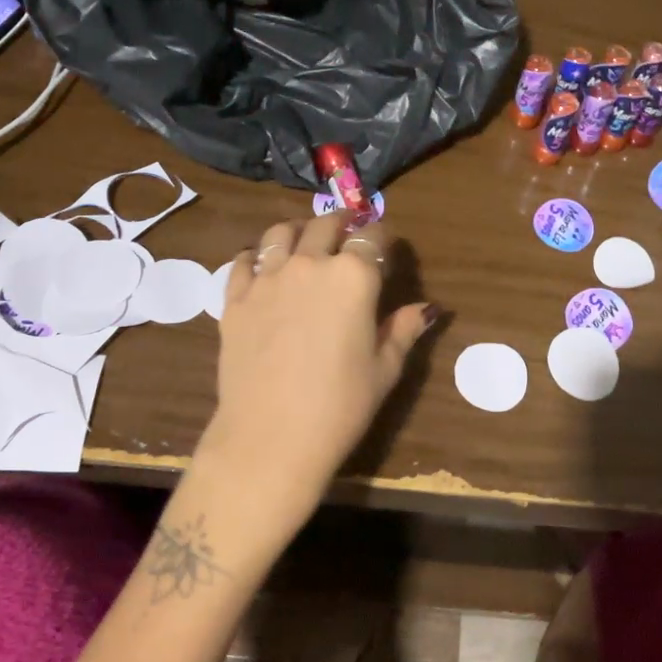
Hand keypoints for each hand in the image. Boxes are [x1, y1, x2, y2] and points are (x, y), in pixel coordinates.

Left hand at [201, 212, 437, 508]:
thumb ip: (403, 330)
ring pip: (280, 233)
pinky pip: (242, 262)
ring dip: (296, 231)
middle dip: (341, 225)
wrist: (270, 437)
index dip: (381, 237)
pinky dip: (255, 257)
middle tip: (347, 233)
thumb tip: (427, 308)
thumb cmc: (340, 406)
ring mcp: (267, 279)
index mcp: (354, 277)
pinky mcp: (235, 300)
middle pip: (324, 225)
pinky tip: (260, 267)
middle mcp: (310, 264)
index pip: (372, 237)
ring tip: (302, 240)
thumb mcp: (384, 370)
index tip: (385, 245)